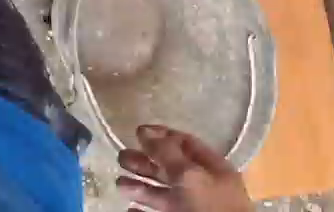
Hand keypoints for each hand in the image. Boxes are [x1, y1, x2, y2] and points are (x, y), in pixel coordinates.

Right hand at [116, 125, 252, 211]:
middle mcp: (203, 187)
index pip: (185, 143)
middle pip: (169, 167)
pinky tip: (130, 209)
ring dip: (138, 186)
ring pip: (162, 193)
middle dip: (143, 161)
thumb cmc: (210, 208)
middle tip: (121, 159)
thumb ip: (166, 151)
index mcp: (213, 170)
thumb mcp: (189, 174)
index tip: (136, 131)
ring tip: (120, 185)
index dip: (160, 134)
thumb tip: (143, 130)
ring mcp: (193, 208)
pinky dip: (142, 210)